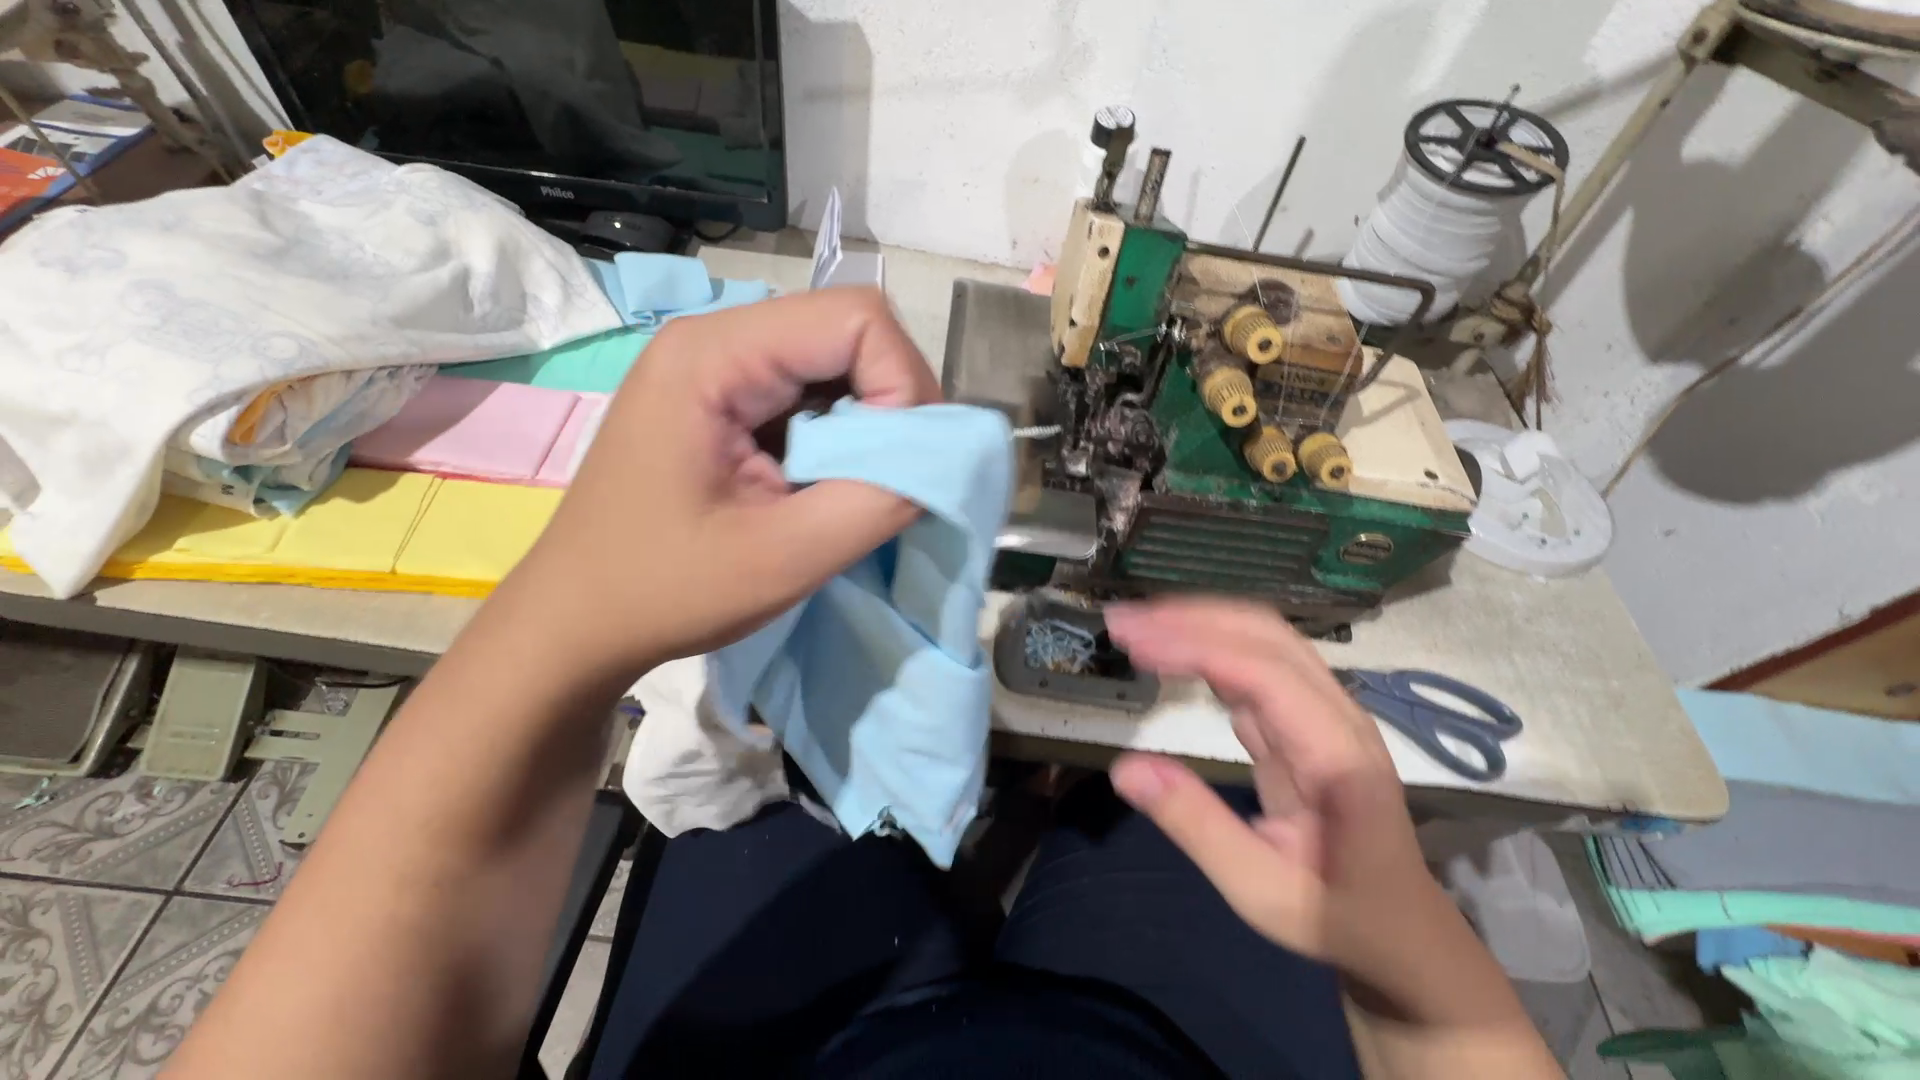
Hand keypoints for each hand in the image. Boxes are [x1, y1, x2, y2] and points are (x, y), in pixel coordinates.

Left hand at [509, 288, 938, 680]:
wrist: (580, 622)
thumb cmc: (666, 591)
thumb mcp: (785, 557)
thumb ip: (879, 499)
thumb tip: (945, 461)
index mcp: (714, 356)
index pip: (855, 317)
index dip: (903, 382)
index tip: (905, 463)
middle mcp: (715, 341)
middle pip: (849, 331)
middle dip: (891, 405)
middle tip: (890, 481)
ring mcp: (717, 368)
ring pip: (836, 363)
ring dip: (868, 425)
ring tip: (852, 489)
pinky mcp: (724, 401)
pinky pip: (811, 394)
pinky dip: (840, 437)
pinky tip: (822, 485)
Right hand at [1104, 598, 1449, 995]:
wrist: (1400, 929)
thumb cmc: (1335, 913)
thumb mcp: (1260, 889)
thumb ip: (1196, 826)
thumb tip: (1124, 767)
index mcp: (1338, 756)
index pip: (1264, 672)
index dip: (1195, 647)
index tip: (1131, 642)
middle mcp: (1339, 719)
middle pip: (1267, 637)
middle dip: (1191, 618)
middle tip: (1122, 623)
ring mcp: (1327, 715)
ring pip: (1265, 641)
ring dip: (1200, 625)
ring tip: (1137, 629)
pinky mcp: (1308, 722)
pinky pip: (1259, 666)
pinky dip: (1210, 649)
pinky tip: (1172, 654)